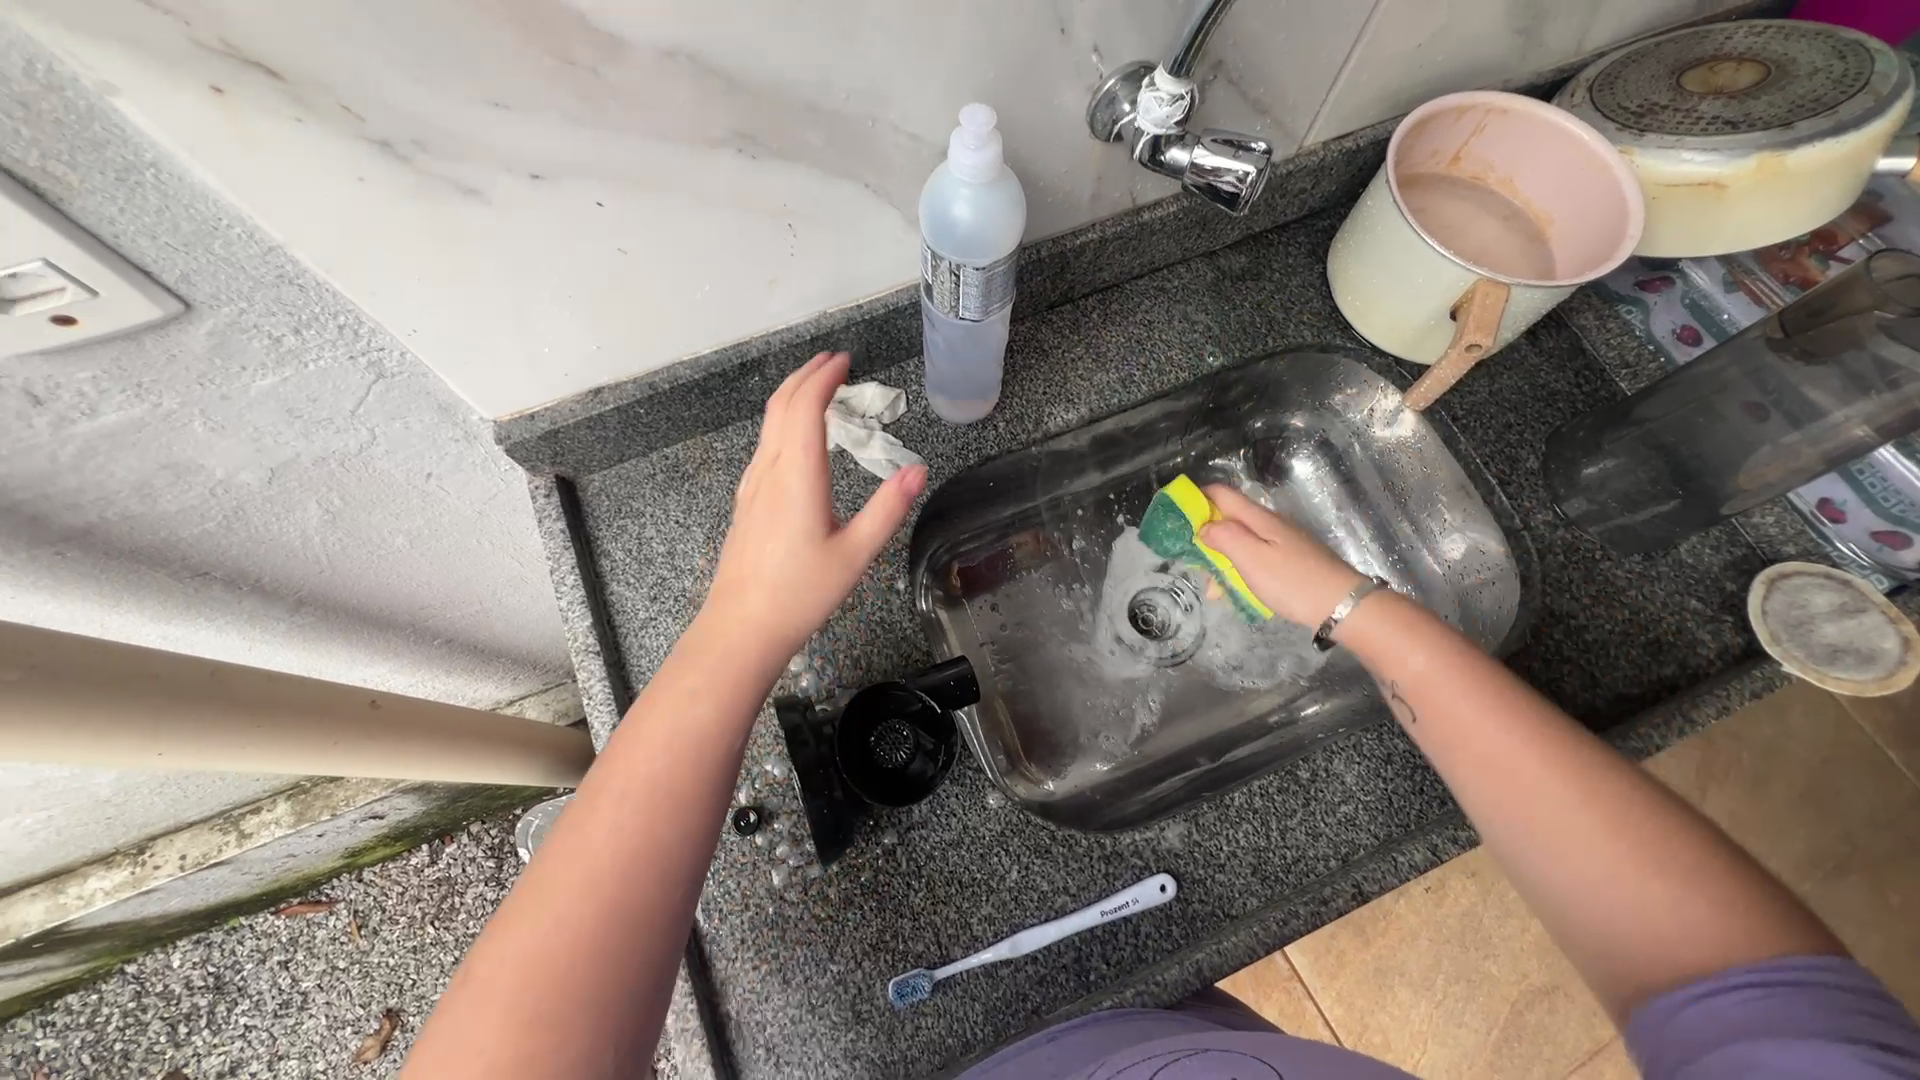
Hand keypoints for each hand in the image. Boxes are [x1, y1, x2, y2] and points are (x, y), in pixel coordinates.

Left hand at [703, 352, 928, 659]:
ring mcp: (753, 486)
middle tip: (834, 362)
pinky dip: (782, 421)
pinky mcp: (747, 501)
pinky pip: (764, 444)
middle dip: (807, 375)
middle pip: (781, 405)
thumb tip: (918, 472)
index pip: (807, 407)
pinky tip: (796, 437)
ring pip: (768, 423)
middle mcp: (770, 471)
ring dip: (792, 395)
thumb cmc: (799, 595)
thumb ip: (887, 510)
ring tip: (818, 388)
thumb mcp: (855, 555)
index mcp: (798, 477)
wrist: (741, 627)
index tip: (845, 360)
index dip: (825, 377)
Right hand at [1198, 484, 1364, 627]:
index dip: (1196, 499)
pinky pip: (1255, 556)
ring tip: (1215, 588)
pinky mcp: (1290, 559)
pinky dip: (1239, 569)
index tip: (1176, 518)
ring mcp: (1282, 541)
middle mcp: (1270, 523)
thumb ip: (1224, 538)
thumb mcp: (1252, 560)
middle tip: (1193, 562)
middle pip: (1229, 518)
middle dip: (1206, 535)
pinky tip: (1238, 591)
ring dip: (1221, 558)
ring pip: (1241, 540)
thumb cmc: (1293, 582)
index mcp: (1259, 518)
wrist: (1343, 605)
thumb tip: (1203, 526)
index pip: (1221, 493)